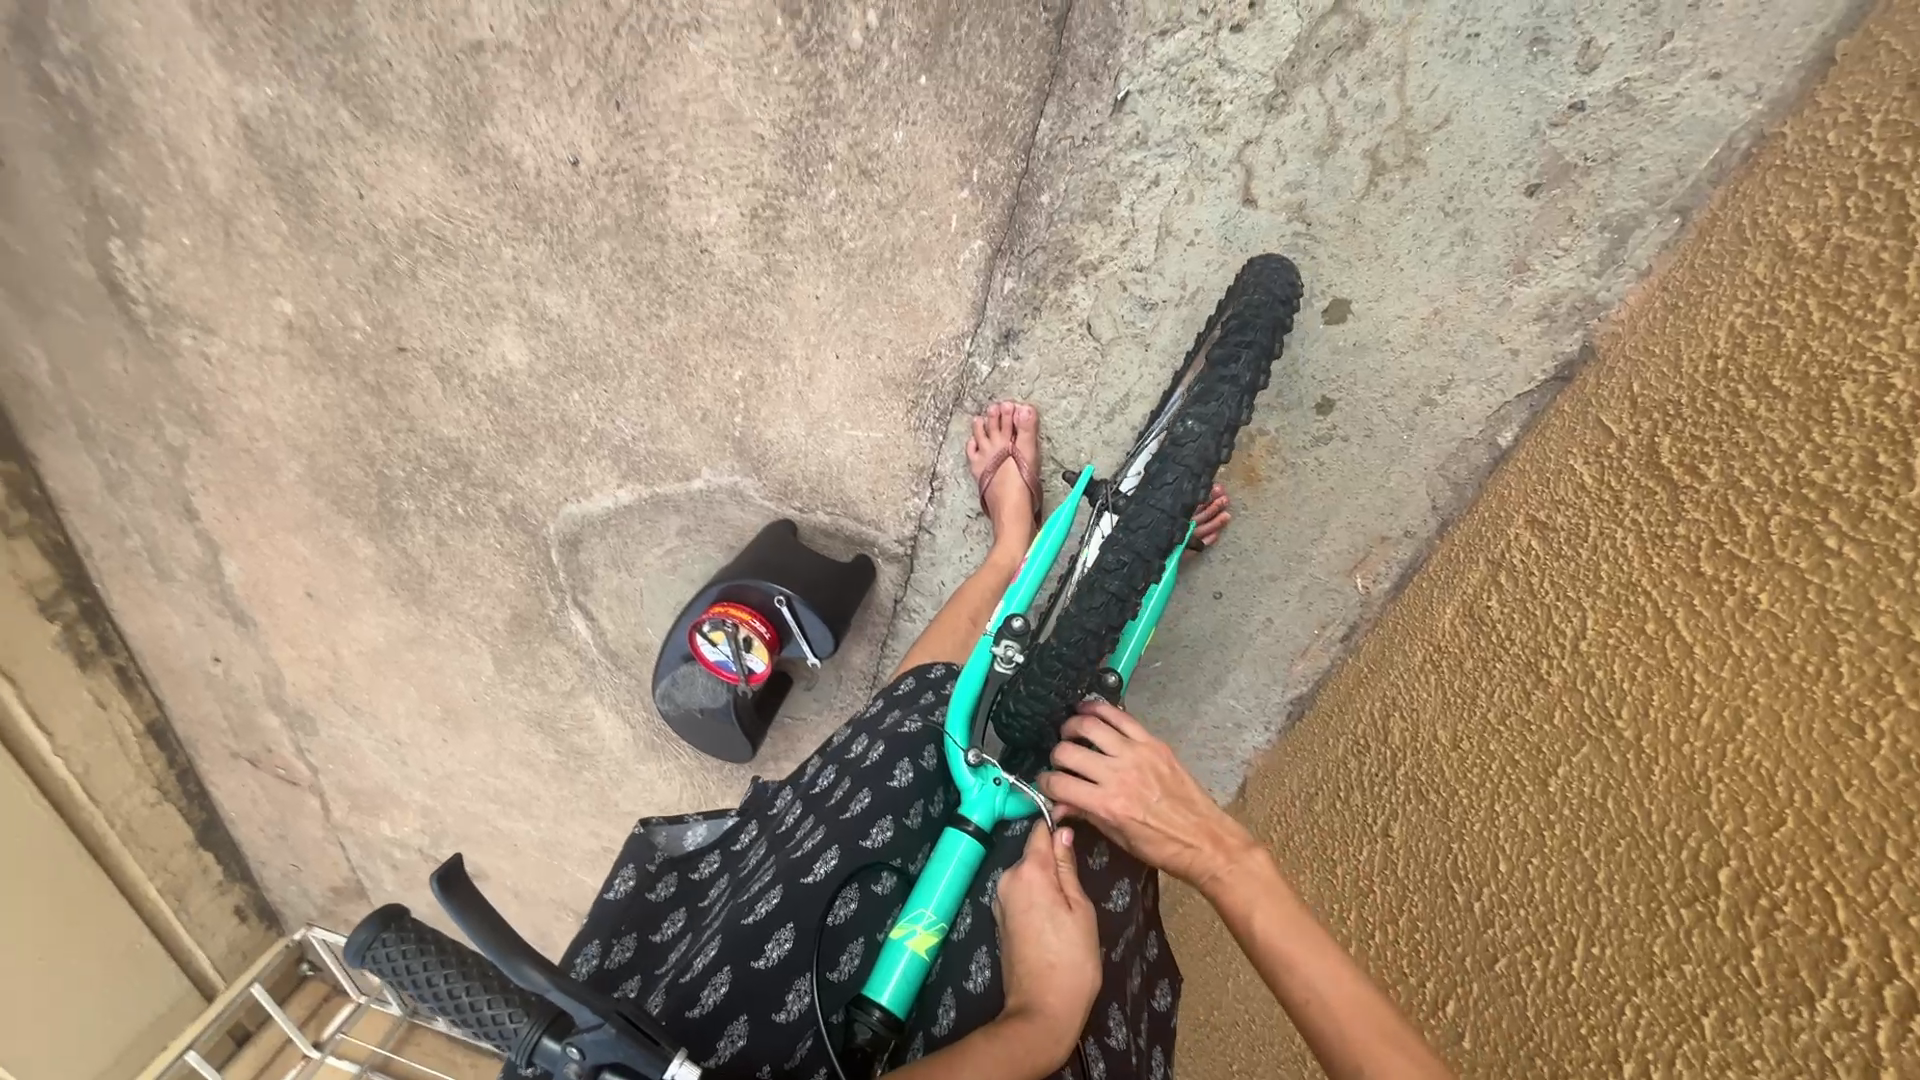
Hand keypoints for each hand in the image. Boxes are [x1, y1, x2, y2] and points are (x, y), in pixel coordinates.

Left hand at [993, 822, 1101, 1066]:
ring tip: (1068, 908)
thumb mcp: (1081, 910)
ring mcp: (999, 900)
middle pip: (1033, 853)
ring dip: (1046, 882)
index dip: (1058, 827)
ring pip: (1027, 874)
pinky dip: (1036, 897)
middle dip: (1054, 861)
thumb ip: (1068, 867)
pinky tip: (1052, 920)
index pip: (1040, 830)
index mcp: (1028, 871)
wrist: (1041, 1013)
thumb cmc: (1072, 962)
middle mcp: (1007, 879)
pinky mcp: (999, 918)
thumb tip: (1062, 832)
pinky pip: (1021, 893)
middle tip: (1079, 888)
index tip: (1076, 831)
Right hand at [1039, 700, 1261, 892]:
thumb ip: (1086, 815)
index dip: (1045, 783)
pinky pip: (1120, 717)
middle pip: (1067, 752)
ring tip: (1069, 732)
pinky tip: (1088, 710)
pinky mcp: (1152, 743)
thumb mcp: (1118, 837)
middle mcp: (1118, 774)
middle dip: (1055, 756)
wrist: (1205, 840)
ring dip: (1071, 727)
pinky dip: (1099, 709)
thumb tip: (1059, 805)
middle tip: (1060, 761)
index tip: (1046, 783)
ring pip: (1089, 726)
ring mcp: (1136, 754)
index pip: (1059, 784)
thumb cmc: (1162, 846)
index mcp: (1107, 804)